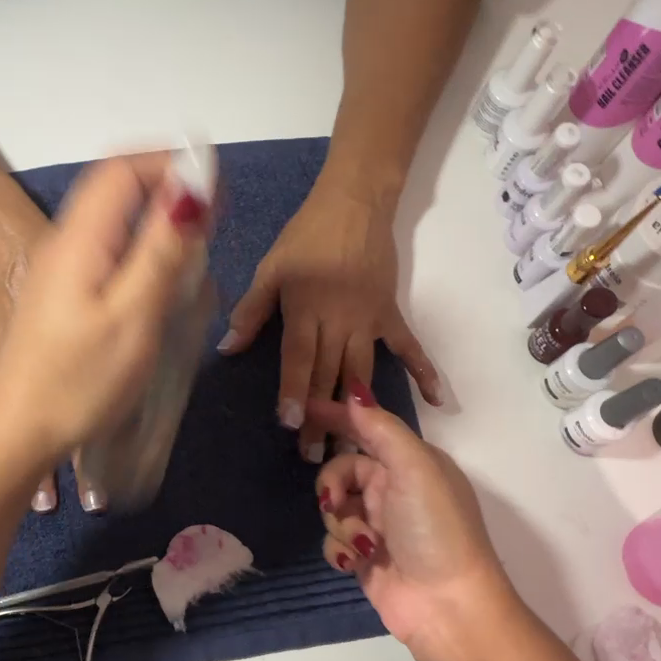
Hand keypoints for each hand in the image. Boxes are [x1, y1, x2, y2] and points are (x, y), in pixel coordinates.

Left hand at [0, 152, 208, 475]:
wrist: (16, 433)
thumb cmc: (77, 382)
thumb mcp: (131, 317)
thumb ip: (161, 251)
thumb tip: (193, 186)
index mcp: (81, 239)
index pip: (123, 168)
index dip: (171, 164)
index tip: (216, 187)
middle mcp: (64, 245)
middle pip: (116, 192)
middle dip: (167, 192)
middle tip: (212, 223)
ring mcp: (58, 275)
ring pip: (112, 227)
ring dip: (154, 225)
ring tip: (195, 253)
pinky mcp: (60, 303)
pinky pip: (105, 258)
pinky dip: (138, 256)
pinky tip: (158, 289)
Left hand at [221, 180, 443, 463]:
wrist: (355, 202)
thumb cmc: (306, 237)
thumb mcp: (270, 269)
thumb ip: (250, 312)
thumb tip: (226, 350)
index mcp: (305, 310)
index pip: (298, 358)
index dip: (295, 391)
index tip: (292, 424)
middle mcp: (338, 321)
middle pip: (327, 376)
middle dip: (321, 417)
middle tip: (315, 458)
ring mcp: (368, 321)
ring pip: (360, 373)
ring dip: (356, 412)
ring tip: (352, 448)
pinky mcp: (391, 315)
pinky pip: (408, 348)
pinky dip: (422, 372)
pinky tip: (434, 400)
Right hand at [306, 389, 518, 660]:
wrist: (447, 605)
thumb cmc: (436, 530)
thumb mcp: (415, 467)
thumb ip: (381, 428)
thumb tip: (354, 391)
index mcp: (413, 463)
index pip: (367, 429)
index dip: (337, 417)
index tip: (303, 409)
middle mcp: (394, 490)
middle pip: (341, 471)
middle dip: (332, 486)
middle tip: (333, 503)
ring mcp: (379, 526)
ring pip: (333, 509)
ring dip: (339, 524)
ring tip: (362, 545)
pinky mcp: (364, 557)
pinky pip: (333, 541)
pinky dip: (338, 549)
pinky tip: (353, 563)